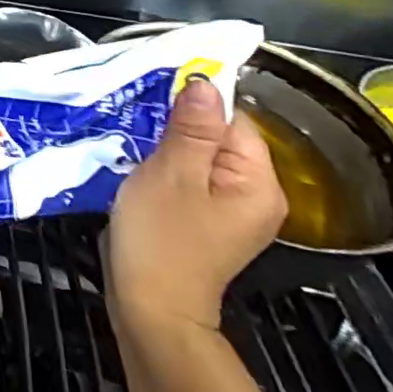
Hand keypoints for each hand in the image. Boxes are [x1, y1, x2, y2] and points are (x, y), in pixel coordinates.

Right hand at [107, 76, 285, 332]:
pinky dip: (165, 169)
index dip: (195, 107)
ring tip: (134, 145)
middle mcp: (254, 194)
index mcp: (259, 182)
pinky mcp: (205, 221)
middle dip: (177, 128)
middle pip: (217, 138)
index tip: (154, 103)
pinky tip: (138, 169)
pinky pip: (190, 179)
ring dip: (167, 148)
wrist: (149, 311)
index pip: (233, 120)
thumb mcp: (172, 174)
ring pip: (199, 157)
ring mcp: (230, 210)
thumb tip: (206, 81)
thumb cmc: (161, 240)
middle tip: (138, 124)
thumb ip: (192, 127)